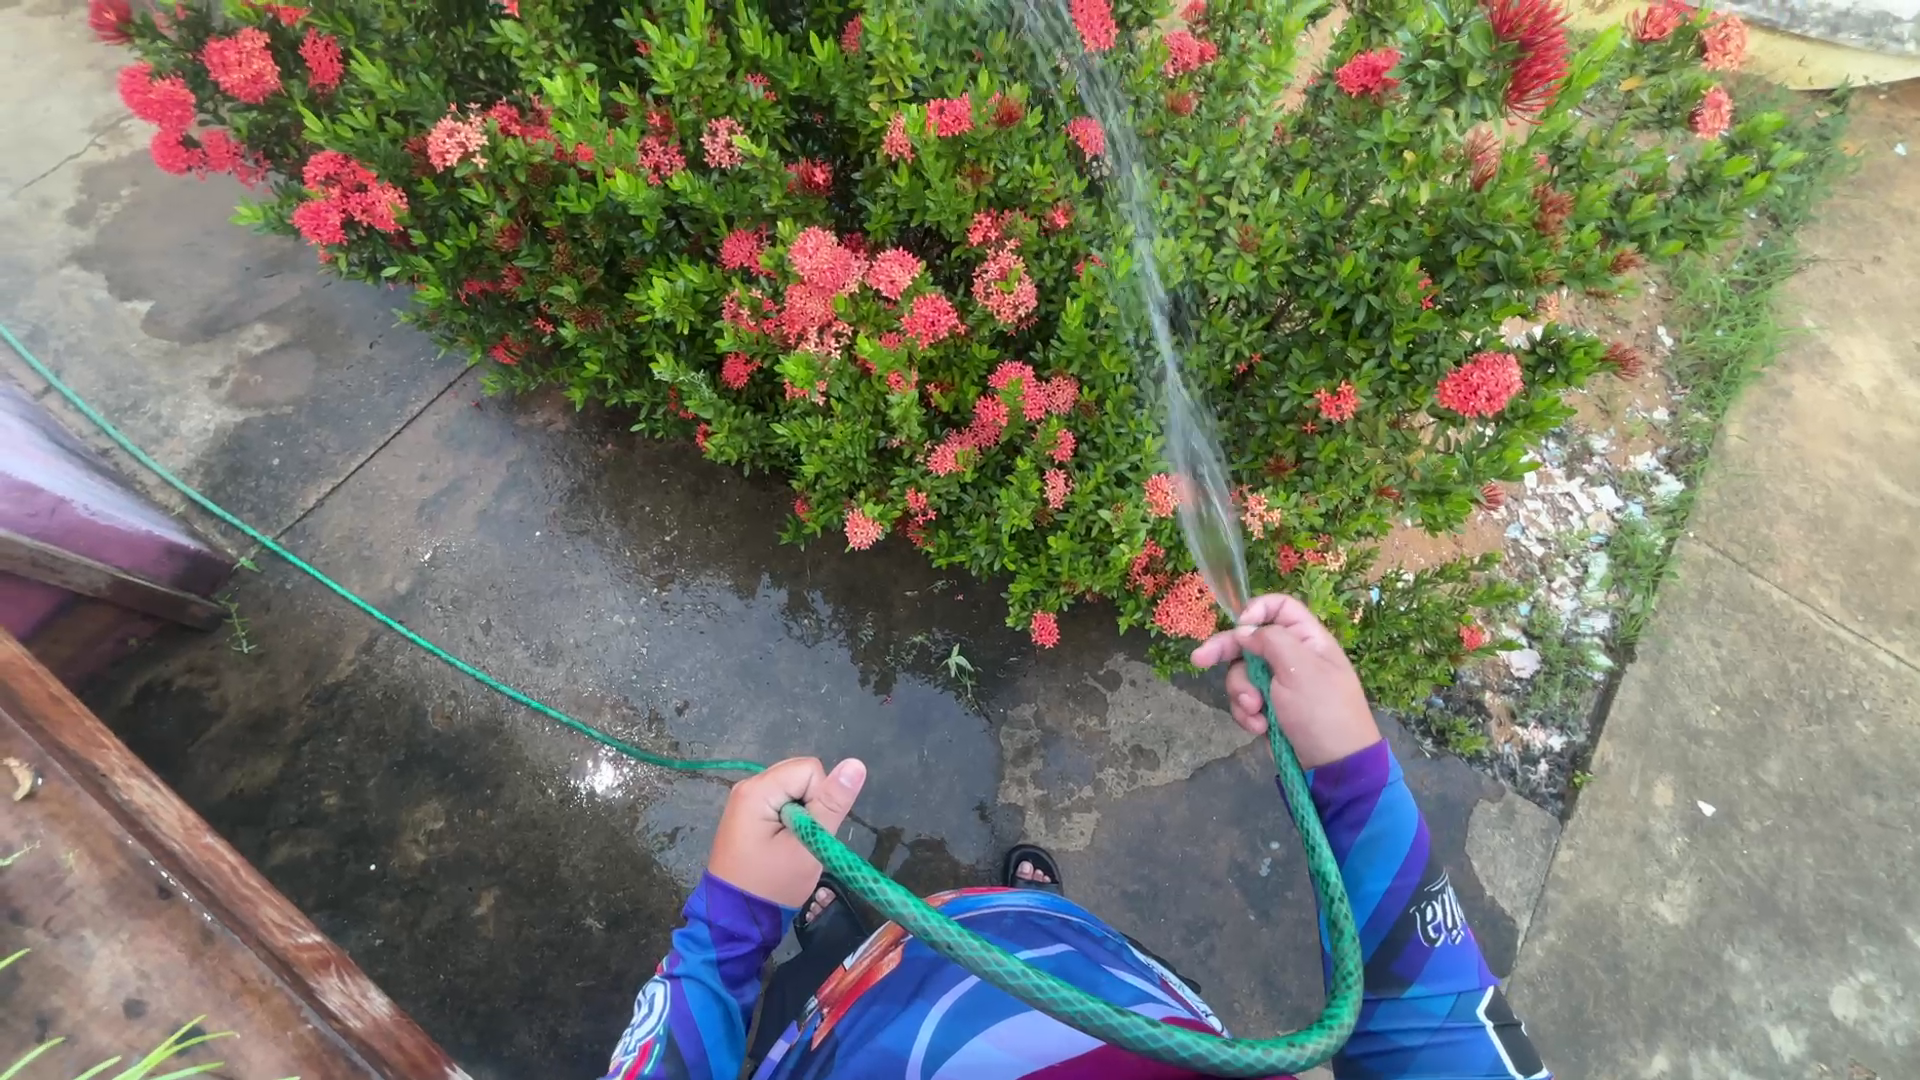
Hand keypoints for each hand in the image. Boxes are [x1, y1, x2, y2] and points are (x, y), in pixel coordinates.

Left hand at [707, 757, 866, 906]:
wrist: (736, 924)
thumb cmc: (772, 886)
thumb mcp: (808, 846)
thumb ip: (832, 803)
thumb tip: (856, 763)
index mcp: (757, 789)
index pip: (810, 770)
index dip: (821, 799)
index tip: (810, 833)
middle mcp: (748, 786)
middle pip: (801, 774)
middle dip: (812, 803)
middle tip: (802, 839)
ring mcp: (746, 799)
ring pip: (795, 787)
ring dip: (804, 812)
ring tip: (793, 844)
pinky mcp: (747, 813)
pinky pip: (783, 800)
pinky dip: (792, 818)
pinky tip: (784, 843)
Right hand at [1190, 594, 1379, 769]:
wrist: (1334, 767)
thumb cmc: (1323, 711)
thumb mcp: (1300, 669)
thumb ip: (1270, 641)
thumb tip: (1243, 630)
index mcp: (1307, 639)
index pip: (1279, 607)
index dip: (1256, 611)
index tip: (1240, 628)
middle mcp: (1291, 656)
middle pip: (1248, 640)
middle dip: (1225, 652)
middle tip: (1199, 660)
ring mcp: (1278, 683)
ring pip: (1241, 672)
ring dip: (1242, 693)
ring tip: (1256, 711)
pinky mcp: (1267, 707)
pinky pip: (1243, 699)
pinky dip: (1246, 713)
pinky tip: (1259, 727)